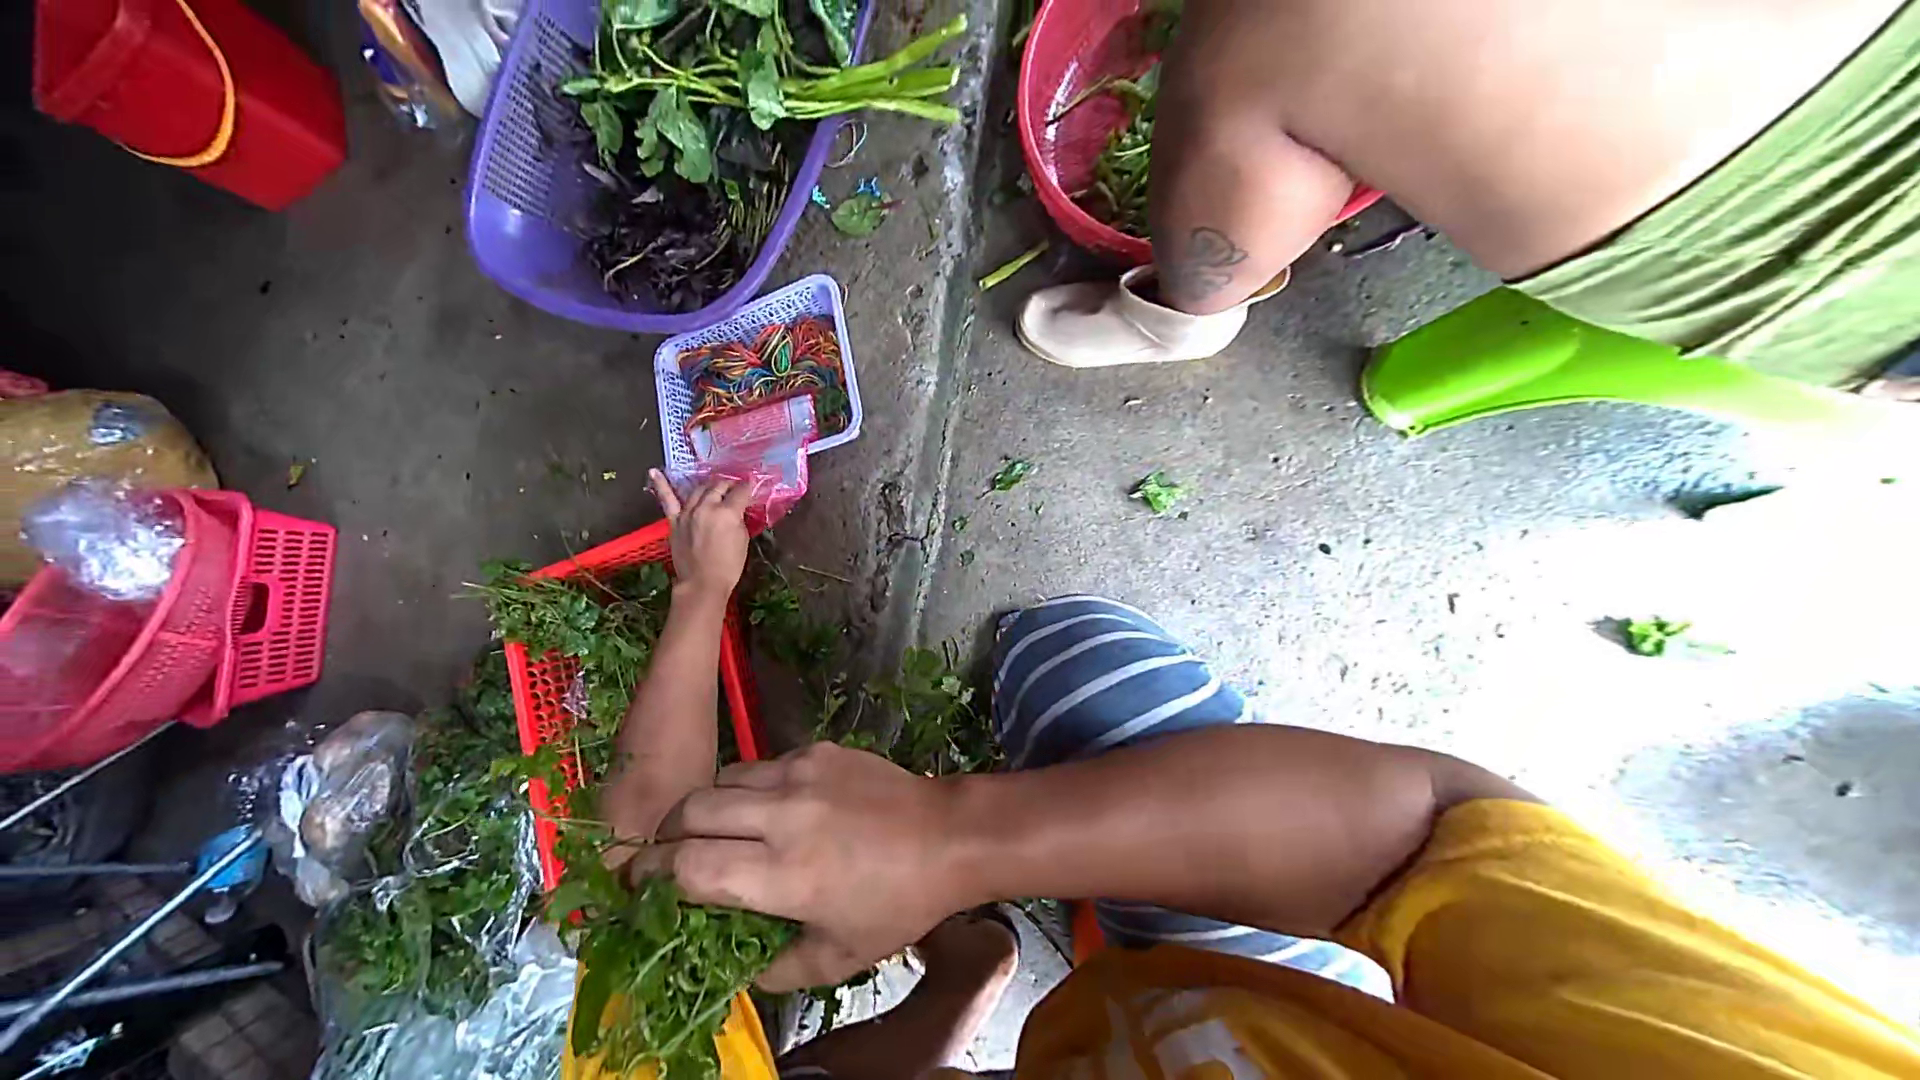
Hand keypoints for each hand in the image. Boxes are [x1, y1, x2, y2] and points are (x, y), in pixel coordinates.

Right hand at [630, 742, 971, 990]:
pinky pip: (765, 764)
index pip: (688, 866)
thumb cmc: (897, 902)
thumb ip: (776, 968)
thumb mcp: (838, 957)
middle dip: (669, 832)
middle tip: (672, 851)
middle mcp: (783, 816)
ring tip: (720, 826)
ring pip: (725, 778)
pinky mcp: (820, 749)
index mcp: (782, 874)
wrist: (947, 834)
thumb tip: (735, 965)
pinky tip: (777, 806)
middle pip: (692, 810)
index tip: (640, 883)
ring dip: (710, 805)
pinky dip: (755, 787)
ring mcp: (802, 773)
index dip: (653, 875)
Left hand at [650, 470, 750, 602]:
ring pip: (699, 489)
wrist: (702, 583)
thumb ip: (739, 519)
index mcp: (727, 513)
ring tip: (715, 485)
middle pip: (719, 487)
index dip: (748, 487)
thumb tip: (737, 509)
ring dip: (709, 485)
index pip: (741, 492)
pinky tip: (654, 472)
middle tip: (735, 487)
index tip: (752, 485)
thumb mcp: (742, 539)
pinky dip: (661, 485)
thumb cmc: (728, 565)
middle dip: (729, 484)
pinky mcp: (675, 520)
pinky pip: (667, 500)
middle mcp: (706, 507)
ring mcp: (688, 512)